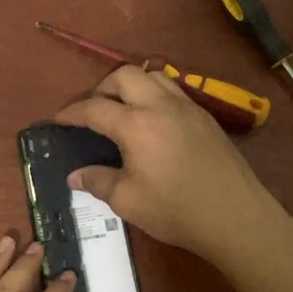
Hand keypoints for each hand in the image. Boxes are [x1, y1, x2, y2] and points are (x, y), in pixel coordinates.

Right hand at [53, 65, 292, 276]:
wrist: (235, 215)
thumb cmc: (176, 209)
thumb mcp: (128, 202)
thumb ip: (98, 182)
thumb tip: (75, 175)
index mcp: (136, 124)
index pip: (94, 108)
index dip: (71, 112)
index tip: (57, 120)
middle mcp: (160, 105)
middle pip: (124, 76)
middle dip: (101, 88)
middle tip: (91, 110)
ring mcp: (187, 107)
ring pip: (153, 77)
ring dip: (130, 86)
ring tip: (121, 109)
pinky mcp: (205, 117)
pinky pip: (173, 91)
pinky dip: (153, 95)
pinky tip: (151, 121)